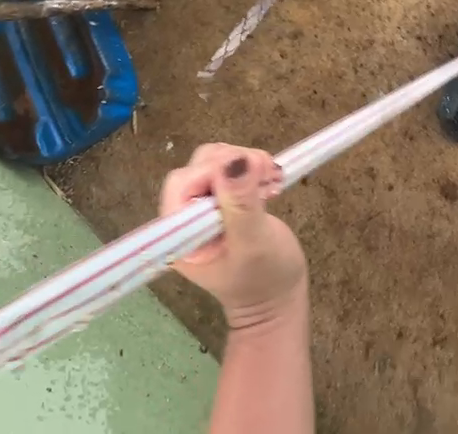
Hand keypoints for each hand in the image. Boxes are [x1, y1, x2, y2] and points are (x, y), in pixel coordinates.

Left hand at [159, 144, 307, 329]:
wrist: (278, 298)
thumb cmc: (264, 278)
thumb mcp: (254, 243)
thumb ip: (241, 204)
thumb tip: (236, 161)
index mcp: (180, 231)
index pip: (184, 181)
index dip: (217, 170)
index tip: (253, 177)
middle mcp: (187, 215)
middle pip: (200, 165)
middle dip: (234, 162)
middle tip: (268, 176)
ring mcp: (206, 206)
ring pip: (217, 160)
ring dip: (246, 160)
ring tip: (270, 178)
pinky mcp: (225, 199)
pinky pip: (232, 167)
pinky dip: (251, 165)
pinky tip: (269, 180)